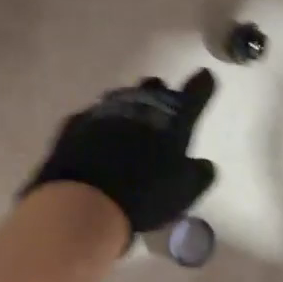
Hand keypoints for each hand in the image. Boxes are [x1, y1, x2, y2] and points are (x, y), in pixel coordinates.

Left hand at [25, 70, 218, 235]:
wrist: (87, 201)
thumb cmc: (145, 197)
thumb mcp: (184, 192)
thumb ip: (199, 175)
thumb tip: (204, 165)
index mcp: (173, 119)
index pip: (196, 92)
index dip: (202, 86)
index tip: (205, 80)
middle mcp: (141, 104)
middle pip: (154, 89)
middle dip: (160, 96)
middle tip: (161, 112)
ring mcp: (106, 110)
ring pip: (122, 98)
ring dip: (128, 109)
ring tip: (127, 128)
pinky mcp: (77, 123)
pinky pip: (93, 118)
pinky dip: (99, 126)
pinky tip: (97, 141)